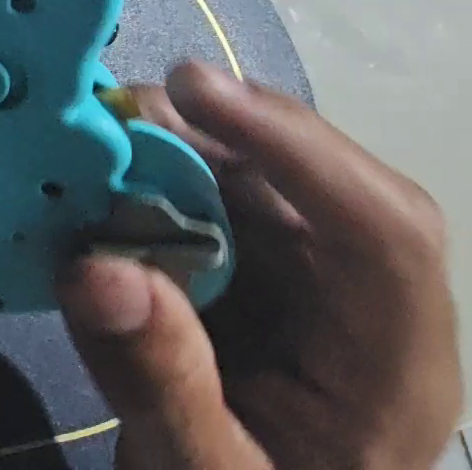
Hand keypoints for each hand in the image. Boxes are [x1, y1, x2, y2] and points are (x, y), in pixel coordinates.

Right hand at [57, 63, 460, 468]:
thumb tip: (96, 265)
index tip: (193, 90)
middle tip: (111, 104)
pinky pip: (188, 196)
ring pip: (242, 175)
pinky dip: (136, 170)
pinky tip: (87, 168)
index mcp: (384, 360)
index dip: (299, 148)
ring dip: (164, 140)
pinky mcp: (225, 264)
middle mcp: (344, 297)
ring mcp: (284, 274)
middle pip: (305, 182)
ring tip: (87, 129)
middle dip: (211, 127)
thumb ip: (159, 382)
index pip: (382, 231)